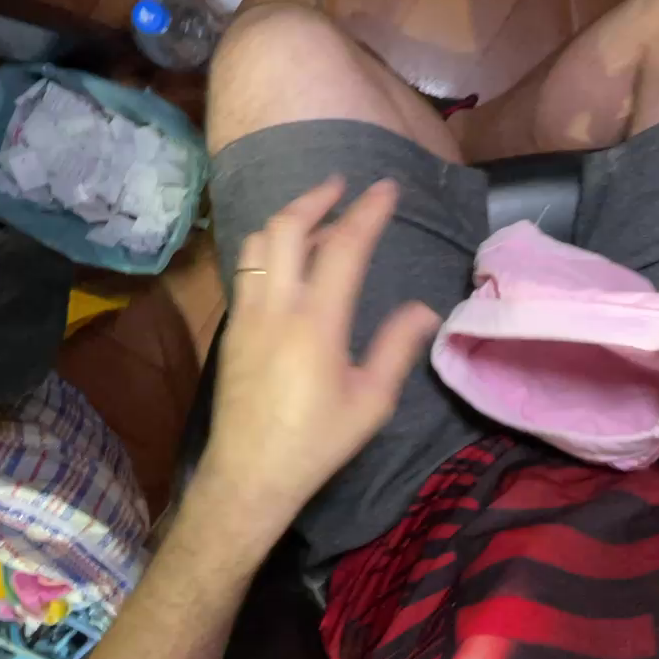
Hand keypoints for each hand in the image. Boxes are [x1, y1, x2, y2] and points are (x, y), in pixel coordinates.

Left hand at [190, 177, 440, 548]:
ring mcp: (247, 314)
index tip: (386, 188)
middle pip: (287, 227)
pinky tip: (290, 262)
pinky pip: (248, 269)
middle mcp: (276, 307)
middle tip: (342, 186)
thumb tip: (425, 310)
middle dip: (316, 197)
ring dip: (289, 220)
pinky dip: (271, 248)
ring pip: (259, 244)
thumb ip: (397, 348)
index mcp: (317, 323)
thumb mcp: (371, 401)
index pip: (344, 247)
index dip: (368, 211)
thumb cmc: (317, 441)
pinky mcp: (232, 328)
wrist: (250, 473)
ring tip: (317, 220)